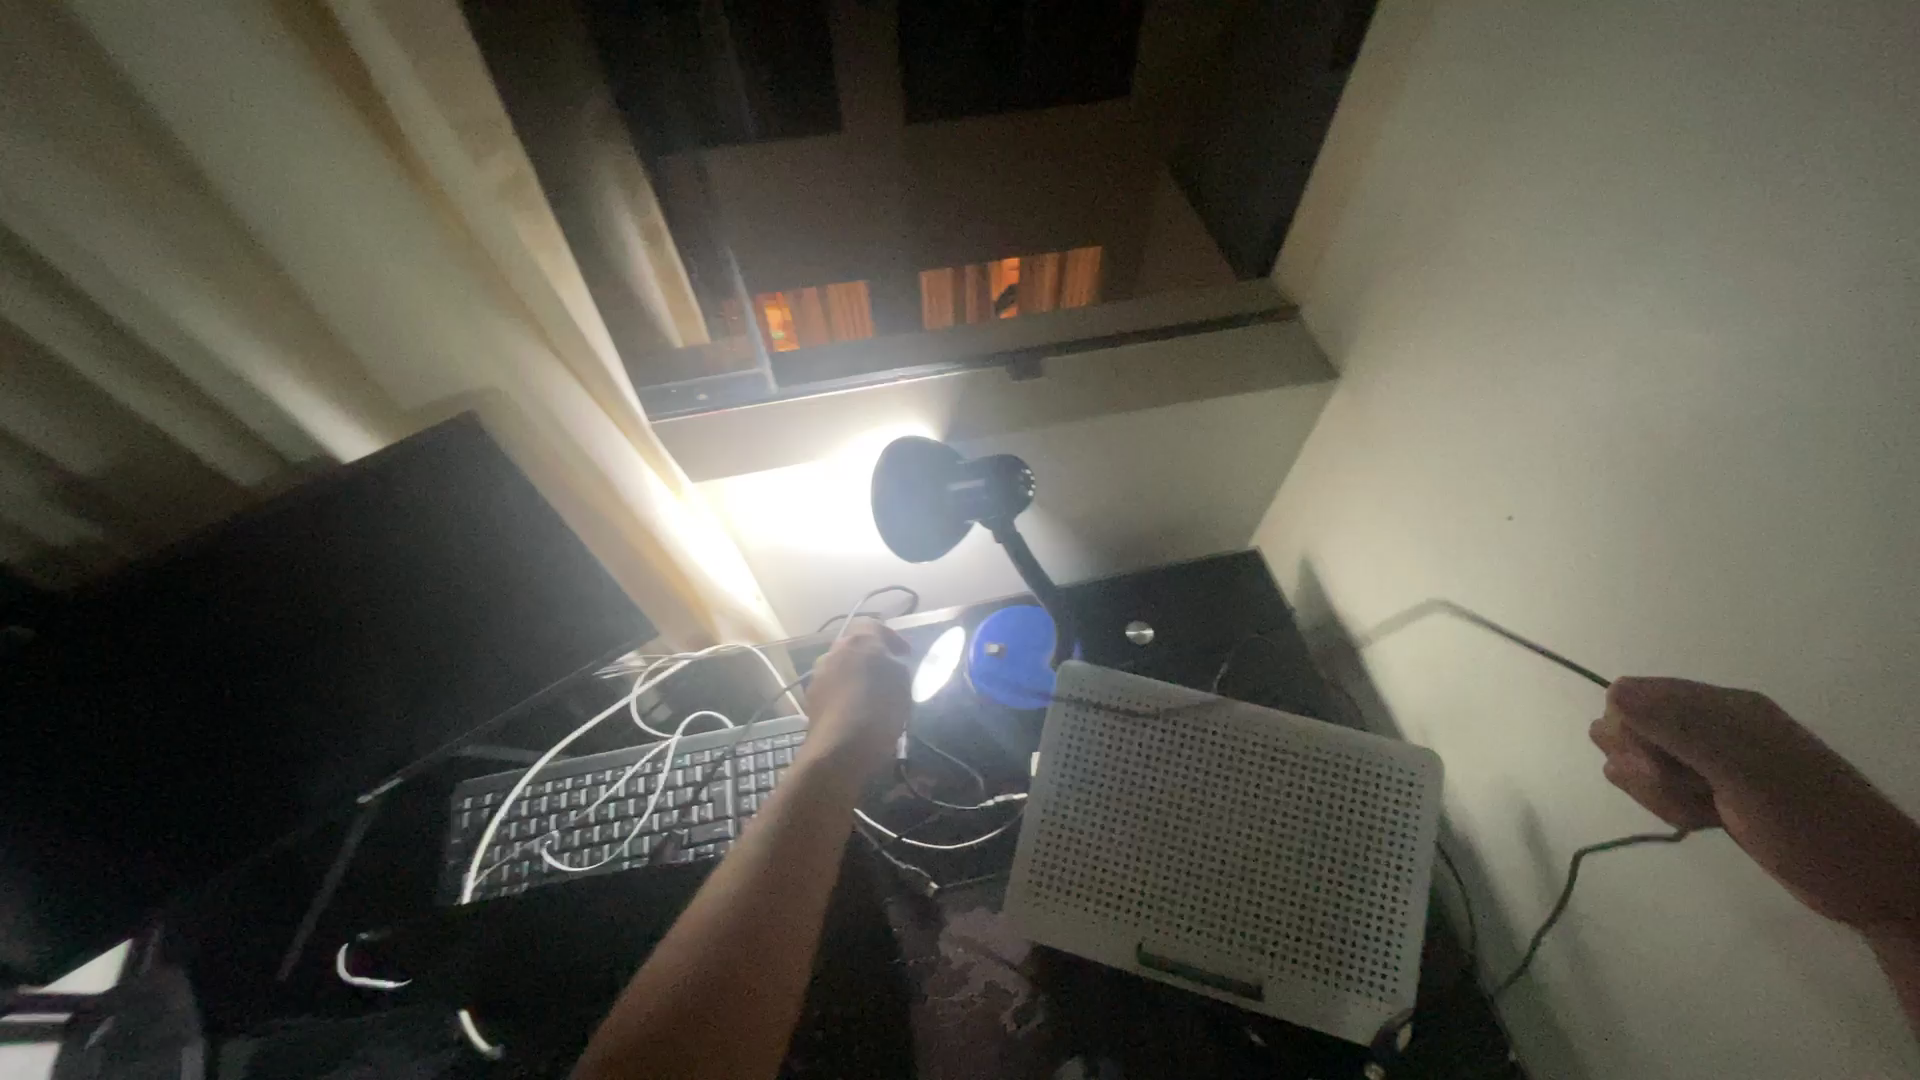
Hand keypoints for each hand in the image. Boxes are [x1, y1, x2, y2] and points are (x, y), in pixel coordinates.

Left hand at [800, 619, 911, 777]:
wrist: (842, 747)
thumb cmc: (881, 708)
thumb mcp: (904, 681)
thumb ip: (897, 665)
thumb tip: (889, 663)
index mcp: (859, 640)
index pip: (875, 626)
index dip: (892, 638)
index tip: (905, 654)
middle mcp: (834, 651)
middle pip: (855, 647)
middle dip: (870, 658)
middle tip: (887, 674)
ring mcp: (818, 675)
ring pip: (840, 668)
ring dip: (854, 676)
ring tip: (870, 696)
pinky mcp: (810, 699)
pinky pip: (832, 689)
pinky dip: (843, 695)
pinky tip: (855, 712)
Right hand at [1591, 677, 1919, 931]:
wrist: (1873, 885)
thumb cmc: (1812, 825)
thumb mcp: (1748, 774)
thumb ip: (1682, 728)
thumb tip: (1614, 692)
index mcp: (1722, 706)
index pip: (1628, 696)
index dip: (1629, 732)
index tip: (1663, 765)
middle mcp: (1707, 724)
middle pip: (1623, 728)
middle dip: (1642, 766)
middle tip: (1694, 789)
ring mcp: (1706, 757)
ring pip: (1631, 759)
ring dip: (1655, 791)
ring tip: (1705, 810)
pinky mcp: (1705, 787)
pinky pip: (1650, 785)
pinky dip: (1666, 805)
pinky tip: (1705, 819)